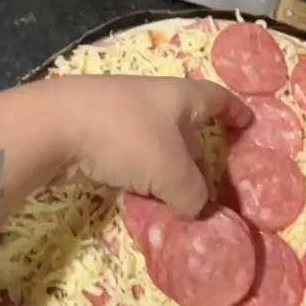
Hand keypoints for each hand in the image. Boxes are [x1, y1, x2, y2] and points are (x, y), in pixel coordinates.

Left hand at [19, 75, 248, 217]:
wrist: (54, 127)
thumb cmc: (125, 137)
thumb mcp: (172, 172)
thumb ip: (193, 195)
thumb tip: (195, 209)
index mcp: (180, 96)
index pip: (218, 97)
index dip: (236, 110)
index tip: (250, 125)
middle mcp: (153, 99)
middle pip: (187, 127)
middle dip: (200, 155)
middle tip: (213, 188)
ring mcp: (121, 114)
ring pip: (157, 146)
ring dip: (168, 172)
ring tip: (178, 204)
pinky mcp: (95, 134)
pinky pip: (130, 158)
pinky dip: (139, 178)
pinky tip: (138, 202)